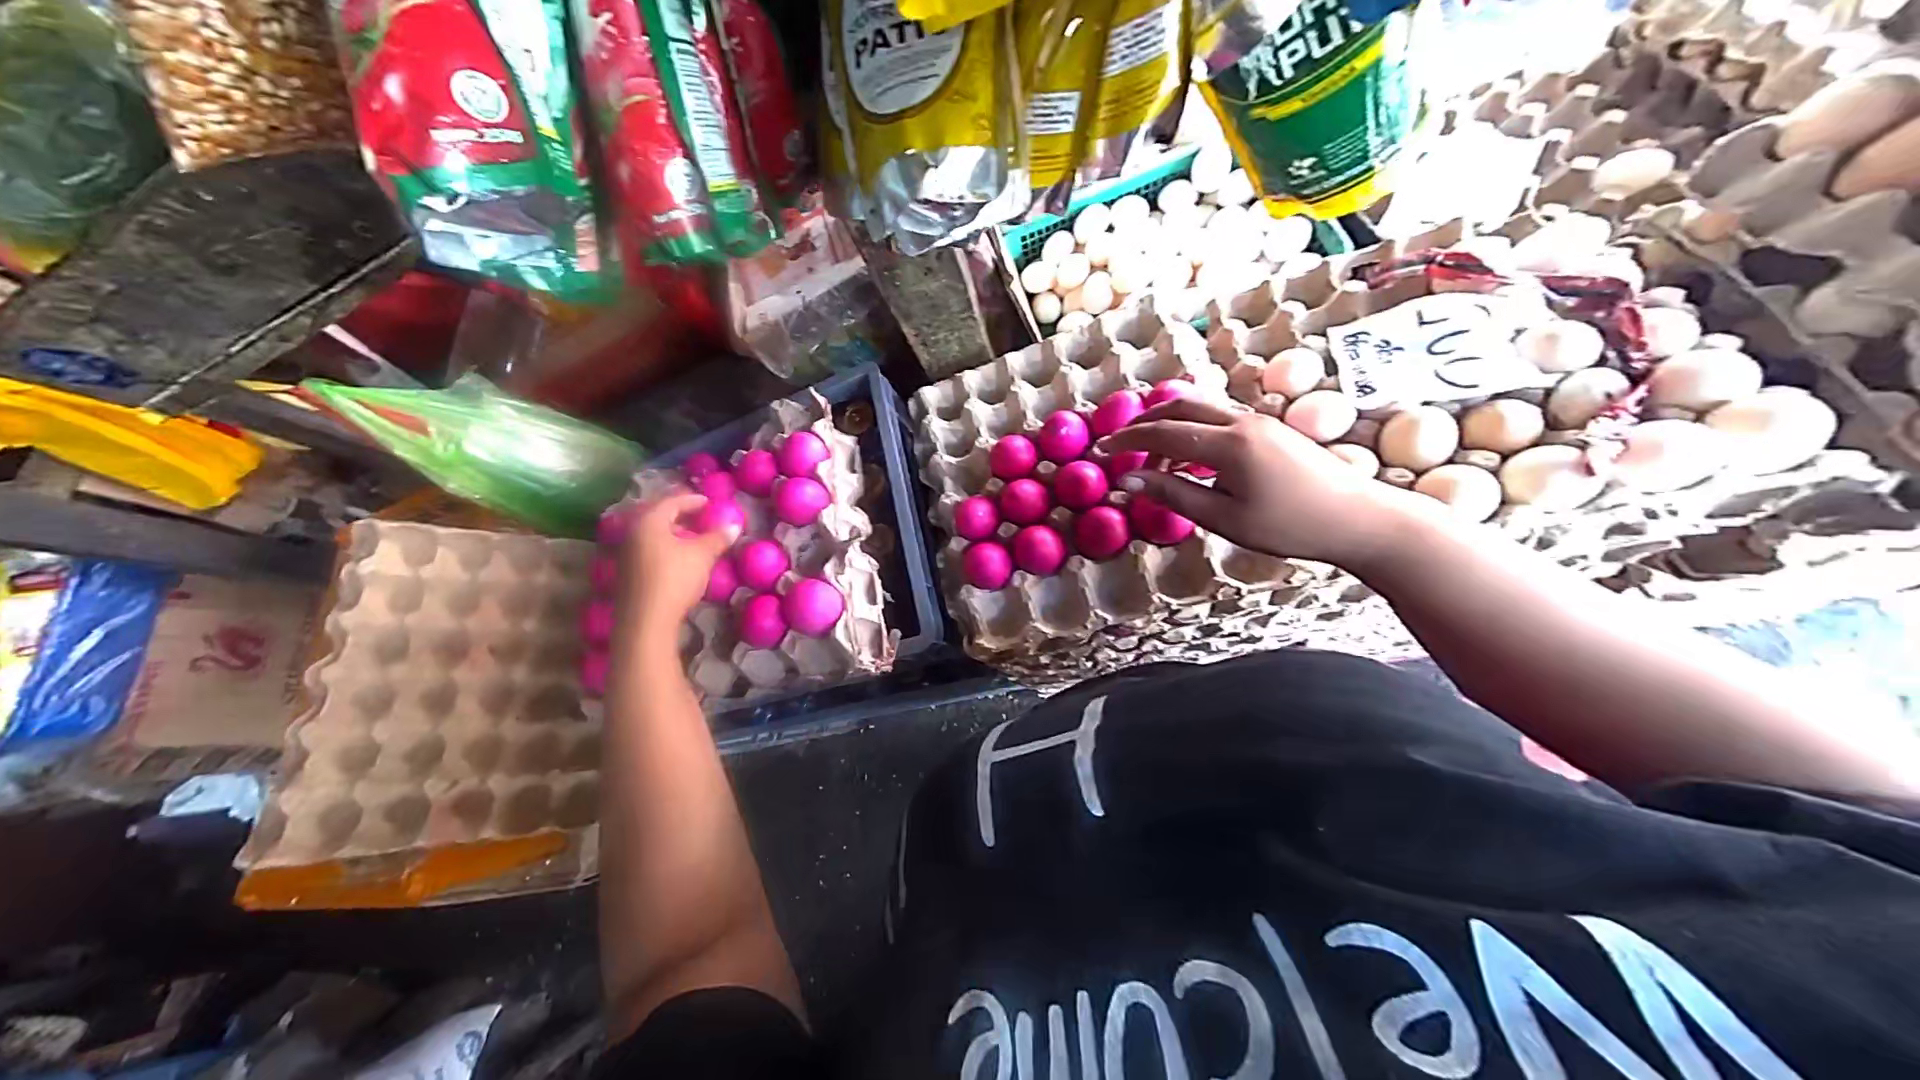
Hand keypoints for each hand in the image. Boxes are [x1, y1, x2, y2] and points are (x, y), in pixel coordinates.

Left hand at [615, 491, 737, 641]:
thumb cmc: (675, 579)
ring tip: (694, 539)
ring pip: (652, 534)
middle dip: (682, 515)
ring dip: (674, 533)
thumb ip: (718, 537)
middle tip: (701, 518)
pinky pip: (648, 549)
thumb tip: (734, 525)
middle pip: (659, 516)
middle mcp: (633, 532)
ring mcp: (626, 553)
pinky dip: (665, 547)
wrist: (645, 620)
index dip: (693, 500)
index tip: (710, 503)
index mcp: (649, 521)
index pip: (672, 502)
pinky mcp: (627, 571)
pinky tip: (679, 558)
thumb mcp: (702, 555)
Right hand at [1097, 397, 1429, 569]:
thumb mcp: (1225, 518)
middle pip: (1178, 406)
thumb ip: (1174, 493)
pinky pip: (1218, 420)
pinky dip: (1191, 433)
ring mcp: (1259, 422)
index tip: (1098, 452)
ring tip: (1153, 463)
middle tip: (1120, 449)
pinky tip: (1189, 462)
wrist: (1361, 519)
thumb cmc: (1292, 526)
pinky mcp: (1270, 430)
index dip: (1125, 441)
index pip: (1162, 432)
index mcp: (1229, 444)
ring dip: (1168, 427)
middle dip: (1143, 424)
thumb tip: (1129, 479)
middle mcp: (1242, 422)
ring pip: (1199, 409)